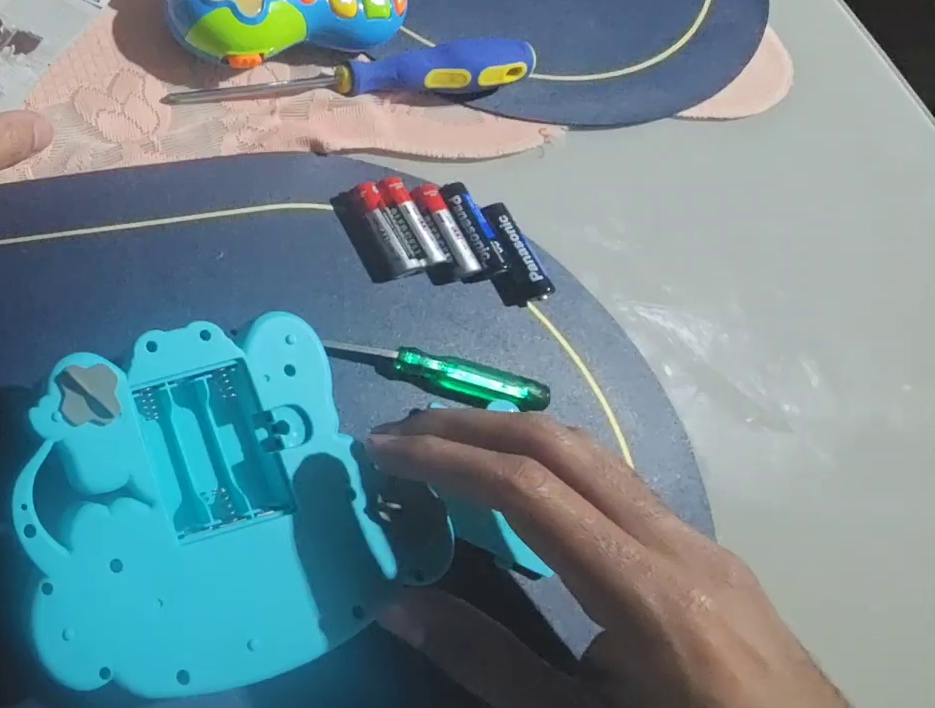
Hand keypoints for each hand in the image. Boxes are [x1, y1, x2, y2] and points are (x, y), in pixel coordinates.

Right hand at [366, 410, 846, 707]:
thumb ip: (483, 660)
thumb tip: (390, 600)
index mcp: (648, 595)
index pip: (525, 487)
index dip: (442, 458)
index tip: (381, 452)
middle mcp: (678, 547)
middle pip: (555, 444)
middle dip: (464, 427)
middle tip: (397, 435)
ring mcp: (699, 543)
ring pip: (587, 448)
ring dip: (502, 432)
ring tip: (440, 444)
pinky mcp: (706, 551)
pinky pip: (609, 475)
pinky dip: (541, 456)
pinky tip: (509, 478)